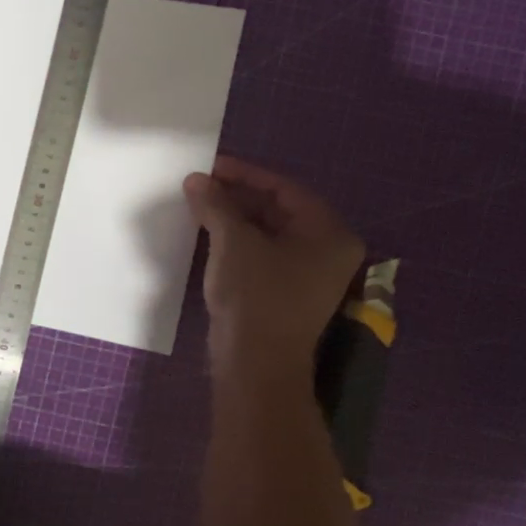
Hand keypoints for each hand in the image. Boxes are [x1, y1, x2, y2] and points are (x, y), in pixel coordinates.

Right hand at [184, 157, 362, 382]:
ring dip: (234, 217)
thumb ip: (216, 205)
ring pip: (269, 232)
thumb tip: (197, 180)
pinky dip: (237, 239)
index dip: (247, 175)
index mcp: (329, 234)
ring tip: (199, 207)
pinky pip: (262, 252)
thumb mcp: (233, 242)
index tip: (211, 166)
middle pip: (280, 210)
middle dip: (239, 196)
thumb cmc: (255, 293)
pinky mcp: (285, 291)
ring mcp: (307, 273)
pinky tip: (208, 235)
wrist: (256, 358)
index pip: (287, 190)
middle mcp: (327, 251)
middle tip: (200, 186)